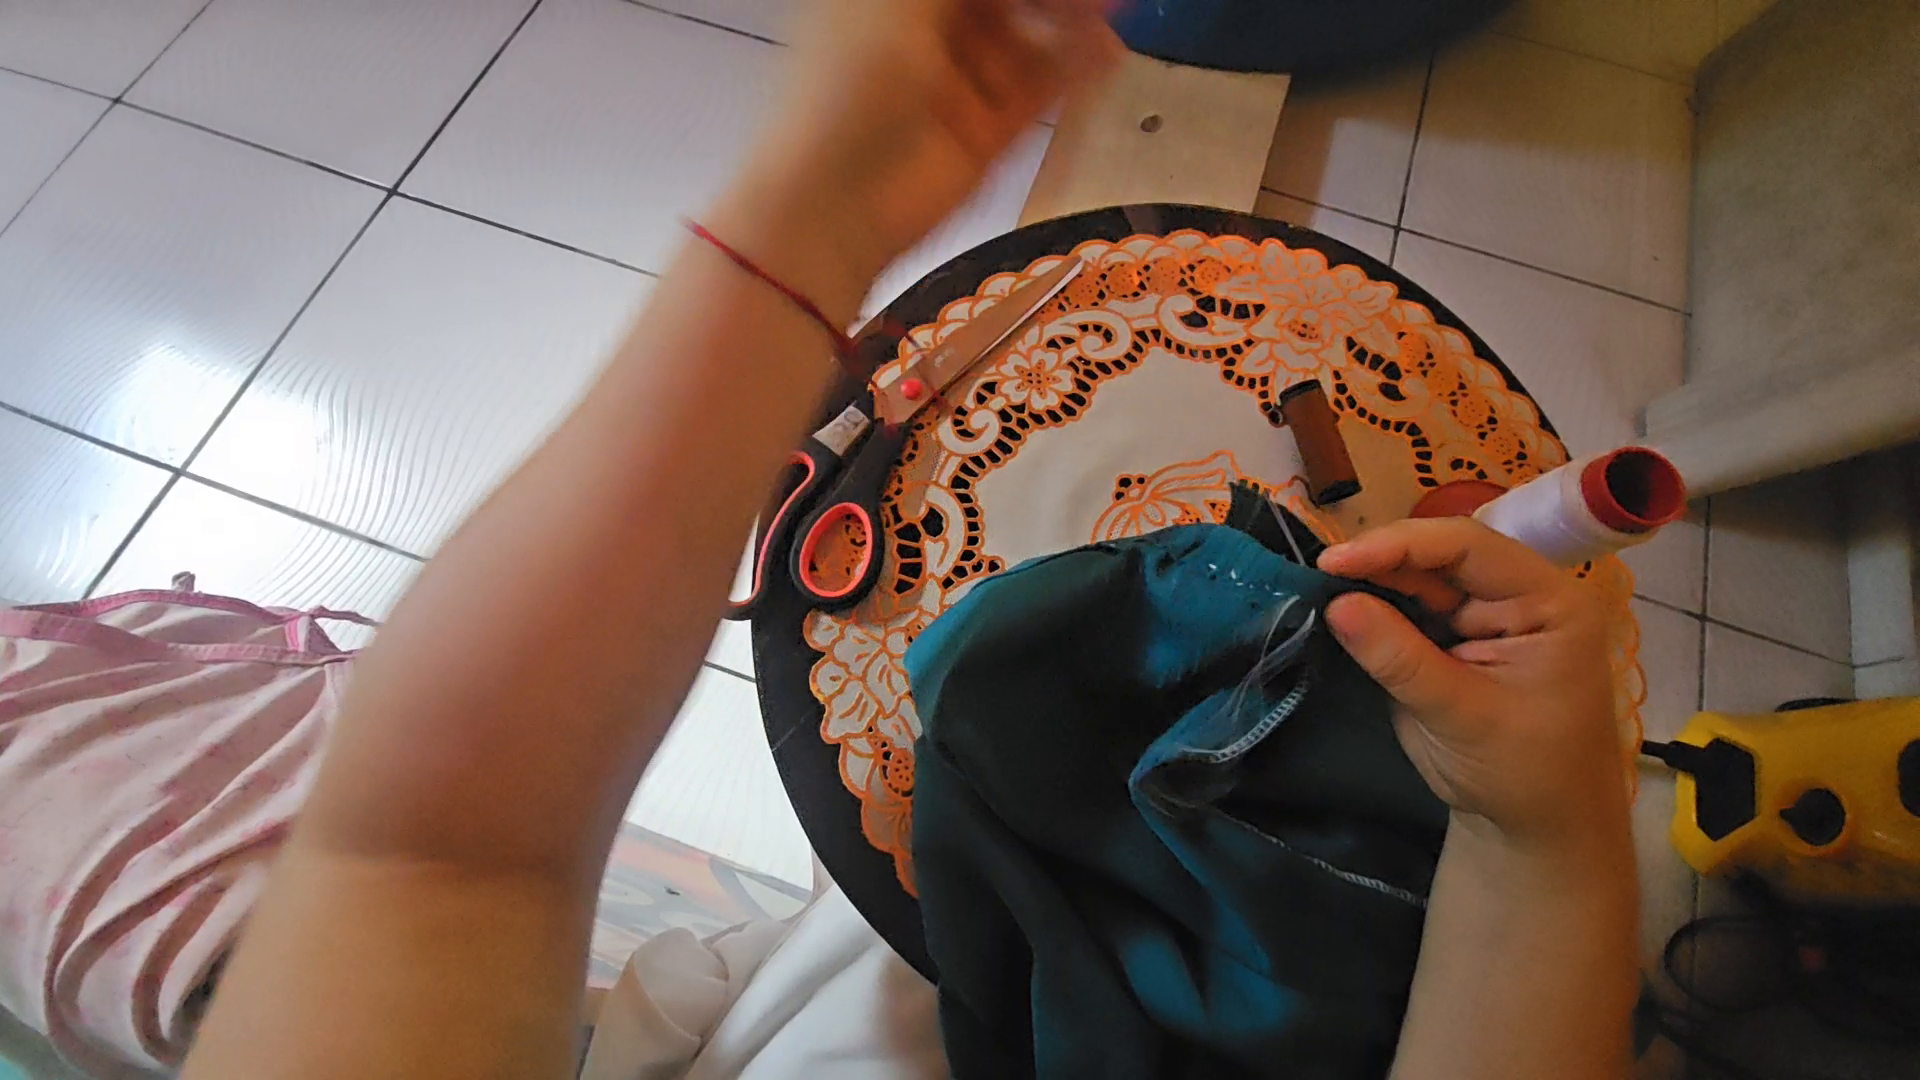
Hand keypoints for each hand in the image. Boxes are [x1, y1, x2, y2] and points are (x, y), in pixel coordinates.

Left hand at [728, 0, 1119, 292]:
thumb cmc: (848, 87)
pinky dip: (1072, 71)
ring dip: (1069, 21)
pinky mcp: (986, 134)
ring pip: (1029, 38)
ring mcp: (961, 85)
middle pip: (1004, 0)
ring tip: (1108, 9)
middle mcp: (930, 32)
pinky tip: (1104, 53)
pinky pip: (1036, 92)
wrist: (838, 208)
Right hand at [1316, 518, 1627, 849]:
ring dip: (1368, 578)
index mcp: (1547, 603)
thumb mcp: (1459, 715)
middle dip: (1378, 557)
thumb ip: (1399, 657)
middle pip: (1438, 553)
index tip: (1335, 561)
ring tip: (1319, 583)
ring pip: (1415, 576)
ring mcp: (1480, 614)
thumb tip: (1336, 604)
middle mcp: (1515, 595)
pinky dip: (1369, 603)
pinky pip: (1404, 605)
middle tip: (1317, 570)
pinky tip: (1337, 601)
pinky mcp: (1447, 635)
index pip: (1468, 547)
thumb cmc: (1520, 772)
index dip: (1398, 545)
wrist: (1530, 826)